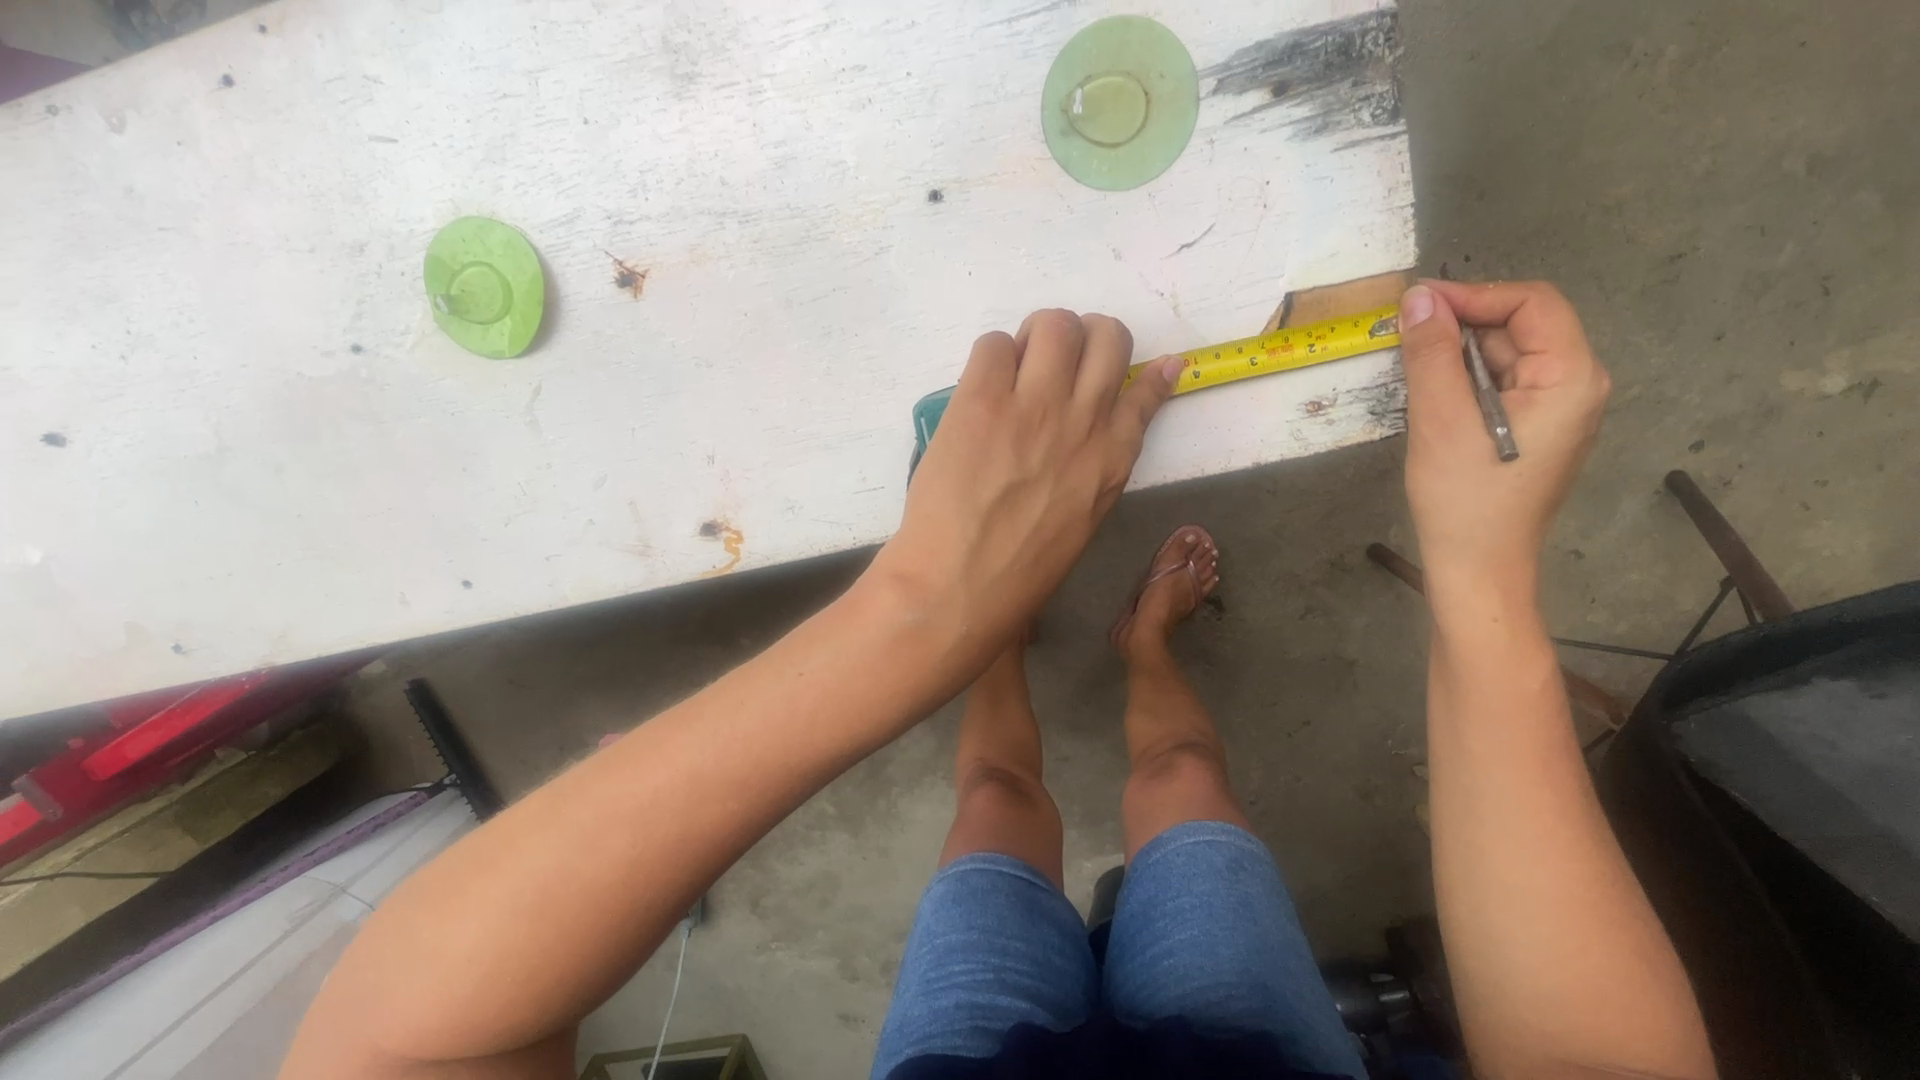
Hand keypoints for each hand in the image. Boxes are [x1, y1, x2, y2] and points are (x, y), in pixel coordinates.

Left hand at [870, 310, 1181, 654]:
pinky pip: (993, 343)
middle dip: (1083, 338)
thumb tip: (1098, 445)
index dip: (1147, 371)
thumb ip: (1096, 473)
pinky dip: (991, 357)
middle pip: (1106, 335)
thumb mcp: (1081, 522)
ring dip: (1037, 336)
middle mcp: (1084, 421)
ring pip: (1054, 324)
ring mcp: (1034, 406)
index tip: (1152, 364)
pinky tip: (980, 390)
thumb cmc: (1018, 571)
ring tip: (1017, 367)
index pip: (1148, 390)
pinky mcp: (982, 400)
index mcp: (1113, 460)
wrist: (959, 587)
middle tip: (1054, 363)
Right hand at [1399, 280, 1610, 590]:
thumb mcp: (1440, 419)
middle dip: (1461, 324)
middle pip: (1520, 327)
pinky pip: (1499, 385)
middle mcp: (1577, 385)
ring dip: (1456, 353)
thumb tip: (1418, 296)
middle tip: (1403, 333)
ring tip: (1409, 363)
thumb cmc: (1464, 496)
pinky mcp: (1534, 429)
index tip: (1415, 303)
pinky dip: (1463, 379)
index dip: (1473, 294)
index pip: (1532, 303)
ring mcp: (1558, 410)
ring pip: (1505, 356)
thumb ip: (1431, 352)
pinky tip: (1429, 392)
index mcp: (1571, 377)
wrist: (1477, 567)